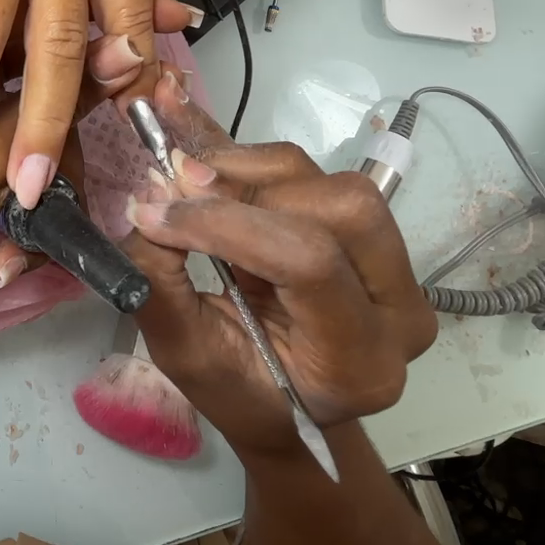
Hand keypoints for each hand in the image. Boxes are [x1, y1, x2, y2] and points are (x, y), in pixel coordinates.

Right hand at [124, 69, 437, 456]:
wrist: (281, 405)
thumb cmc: (235, 390)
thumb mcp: (184, 351)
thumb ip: (161, 281)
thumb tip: (147, 204)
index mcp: (360, 360)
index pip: (309, 261)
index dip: (225, 223)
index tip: (153, 214)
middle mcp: (396, 308)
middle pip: (341, 206)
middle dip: (247, 188)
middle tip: (177, 185)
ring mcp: (393, 266)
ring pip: (328, 178)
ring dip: (247, 168)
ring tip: (188, 182)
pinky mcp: (367, 232)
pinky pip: (313, 173)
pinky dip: (247, 157)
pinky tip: (193, 139)